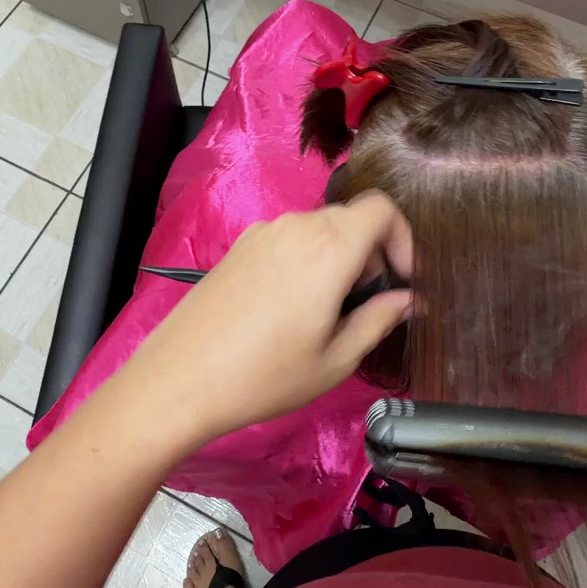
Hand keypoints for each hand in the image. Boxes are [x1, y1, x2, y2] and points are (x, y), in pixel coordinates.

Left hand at [109, 191, 414, 445]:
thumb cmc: (266, 375)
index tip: (401, 280)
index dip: (403, 238)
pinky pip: (289, 238)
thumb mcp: (335, 360)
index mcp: (329, 248)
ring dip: (339, 256)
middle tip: (366, 304)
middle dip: (373, 253)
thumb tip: (405, 298)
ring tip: (328, 310)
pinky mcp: (240, 245)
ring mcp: (263, 231)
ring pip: (319, 227)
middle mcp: (296, 226)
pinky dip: (307, 257)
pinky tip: (290, 305)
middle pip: (351, 218)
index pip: (382, 209)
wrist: (180, 378)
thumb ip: (378, 320)